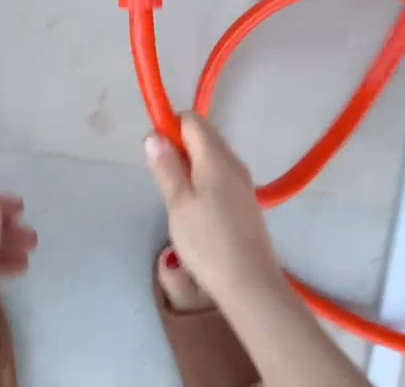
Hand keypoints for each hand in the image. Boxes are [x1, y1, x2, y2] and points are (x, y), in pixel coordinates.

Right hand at [144, 114, 283, 303]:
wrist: (250, 283)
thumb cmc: (208, 242)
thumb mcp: (177, 204)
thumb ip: (166, 167)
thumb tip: (154, 134)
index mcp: (215, 157)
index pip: (191, 120)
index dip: (170, 127)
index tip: (157, 154)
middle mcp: (233, 161)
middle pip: (204, 134)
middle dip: (180, 145)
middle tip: (166, 179)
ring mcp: (243, 180)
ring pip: (212, 154)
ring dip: (192, 163)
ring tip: (179, 198)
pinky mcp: (246, 199)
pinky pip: (221, 173)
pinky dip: (205, 178)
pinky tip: (198, 208)